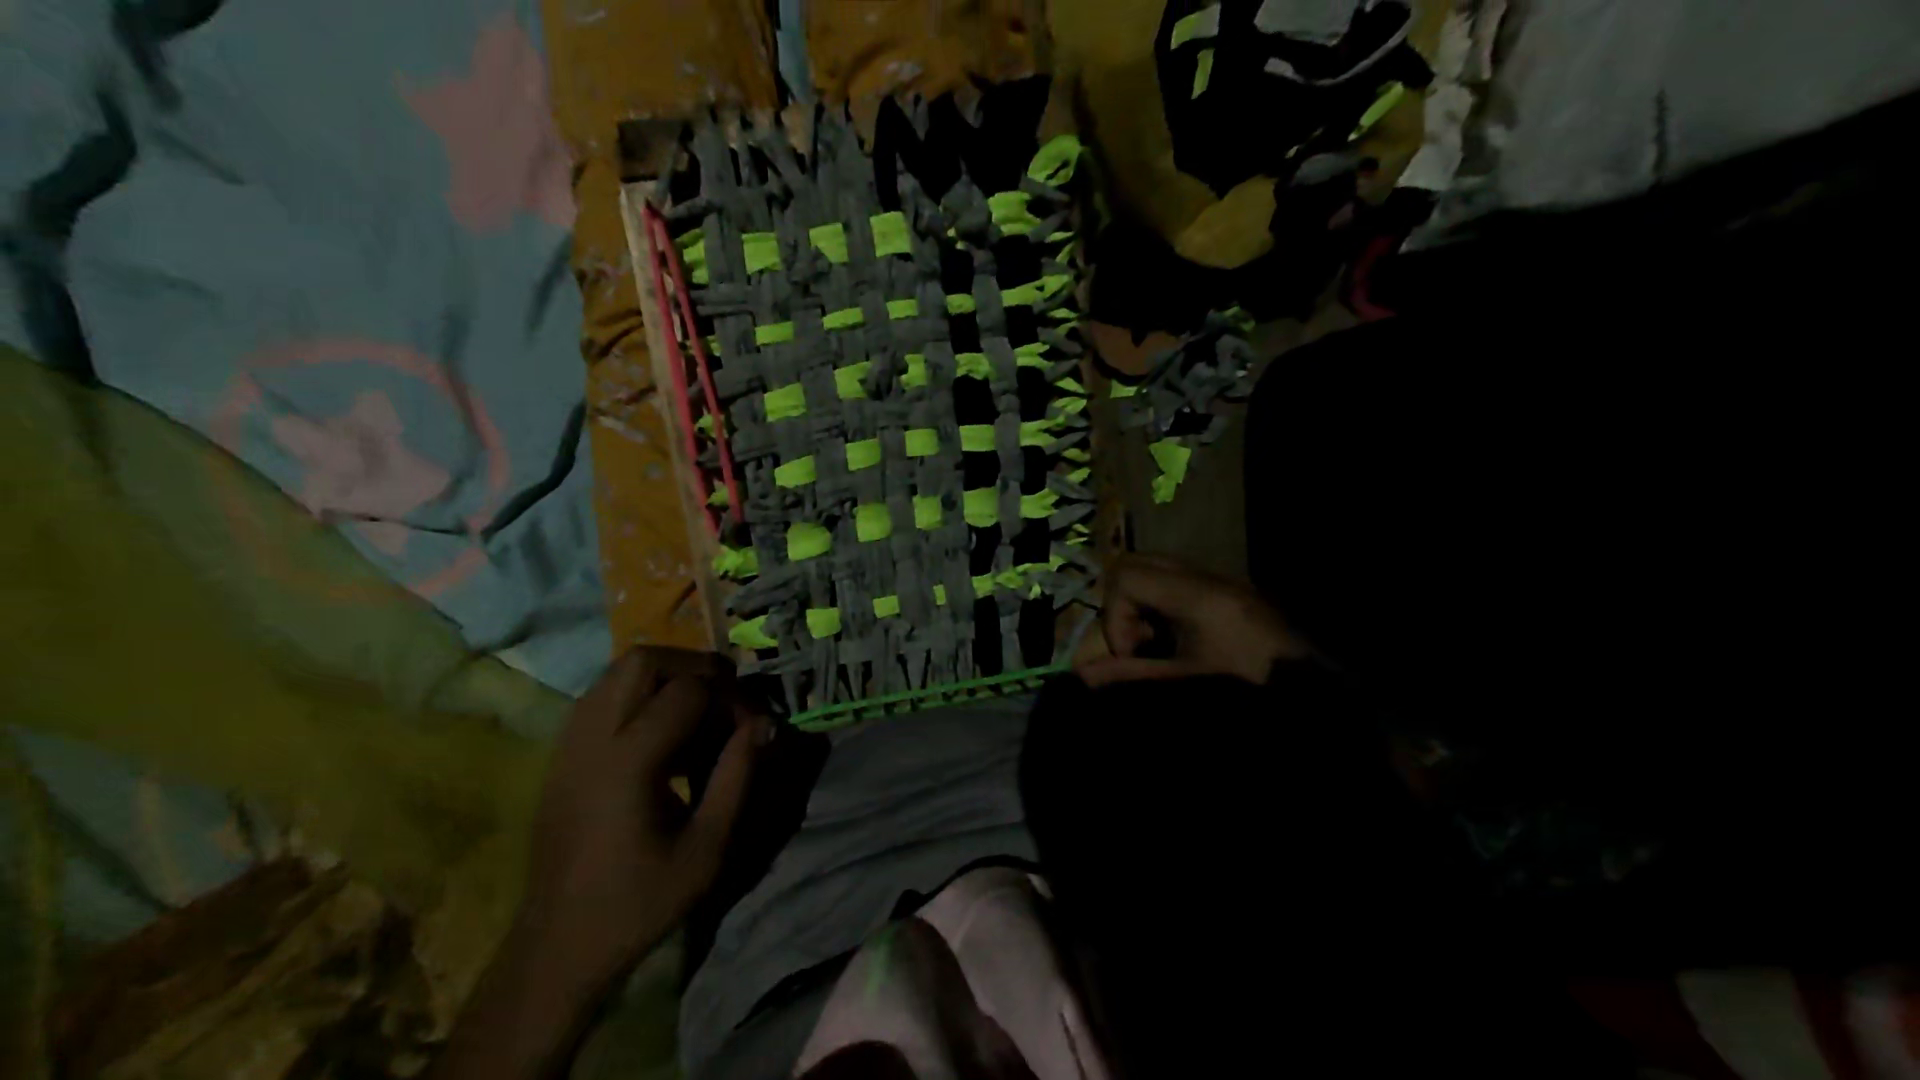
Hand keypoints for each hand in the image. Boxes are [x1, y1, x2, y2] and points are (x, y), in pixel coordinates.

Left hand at [518, 647, 768, 986]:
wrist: (558, 945)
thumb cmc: (640, 902)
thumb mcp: (707, 847)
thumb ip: (738, 777)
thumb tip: (765, 724)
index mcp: (628, 763)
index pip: (687, 692)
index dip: (730, 699)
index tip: (751, 728)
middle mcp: (591, 739)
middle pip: (644, 661)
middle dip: (693, 668)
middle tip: (724, 700)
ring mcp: (568, 743)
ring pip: (616, 671)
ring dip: (664, 677)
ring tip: (696, 712)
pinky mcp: (560, 755)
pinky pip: (600, 696)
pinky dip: (637, 695)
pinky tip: (660, 734)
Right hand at [1077, 555, 1304, 687]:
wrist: (1310, 690)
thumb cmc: (1245, 686)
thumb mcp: (1184, 682)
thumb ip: (1131, 674)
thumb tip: (1085, 675)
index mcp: (1196, 594)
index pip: (1126, 577)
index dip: (1115, 616)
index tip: (1131, 653)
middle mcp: (1205, 575)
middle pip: (1135, 562)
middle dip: (1121, 602)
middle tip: (1134, 642)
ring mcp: (1217, 578)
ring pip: (1154, 566)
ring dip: (1139, 601)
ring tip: (1152, 640)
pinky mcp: (1225, 588)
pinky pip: (1175, 578)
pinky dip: (1159, 601)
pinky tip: (1173, 637)